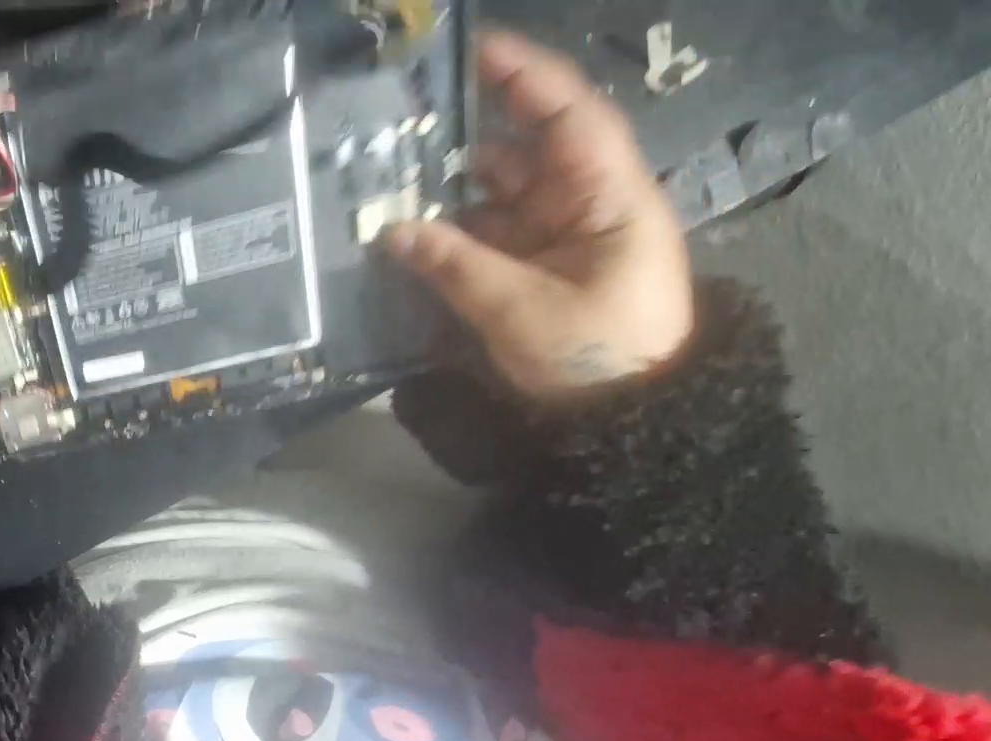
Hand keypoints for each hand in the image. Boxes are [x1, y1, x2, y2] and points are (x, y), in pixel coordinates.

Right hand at [387, 31, 692, 400]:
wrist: (624, 420)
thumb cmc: (595, 355)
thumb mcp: (521, 310)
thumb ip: (455, 266)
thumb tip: (392, 231)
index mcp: (606, 196)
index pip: (568, 117)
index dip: (525, 79)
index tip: (476, 50)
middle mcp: (580, 206)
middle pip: (520, 154)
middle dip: (463, 140)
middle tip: (399, 133)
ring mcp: (554, 242)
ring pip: (494, 200)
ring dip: (446, 195)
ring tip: (386, 188)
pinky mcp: (532, 274)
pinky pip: (484, 241)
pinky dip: (447, 238)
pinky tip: (405, 237)